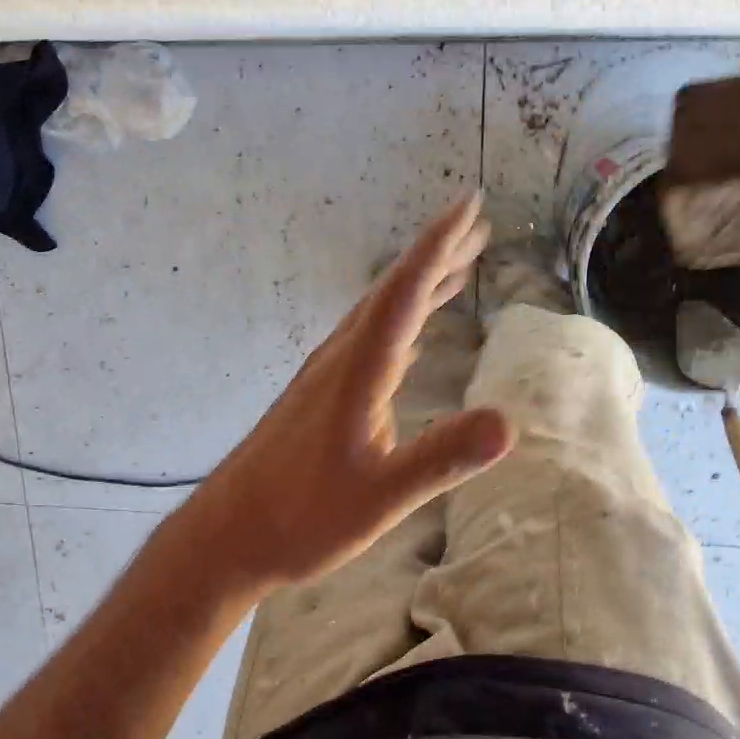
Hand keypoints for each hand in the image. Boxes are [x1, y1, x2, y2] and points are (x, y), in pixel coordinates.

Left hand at [181, 193, 516, 589]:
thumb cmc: (303, 517)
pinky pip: (371, 337)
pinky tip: (414, 335)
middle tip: (477, 224)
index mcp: (359, 367)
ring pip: (381, 312)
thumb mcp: (382, 495)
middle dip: (437, 253)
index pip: (406, 290)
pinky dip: (402, 320)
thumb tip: (510, 424)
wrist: (228, 535)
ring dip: (420, 284)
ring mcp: (327, 374)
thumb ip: (442, 458)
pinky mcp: (321, 394)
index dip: (440, 244)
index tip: (469, 203)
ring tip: (459, 267)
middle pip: (394, 290)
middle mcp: (342, 357)